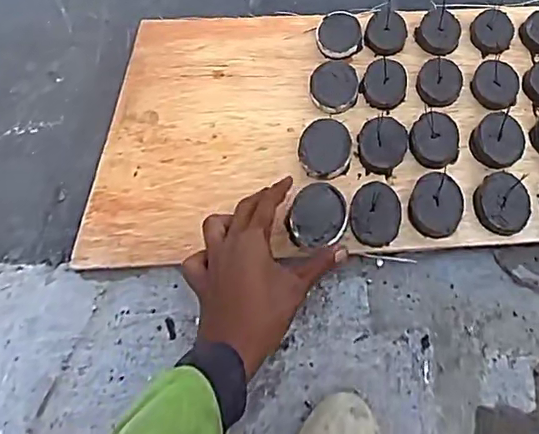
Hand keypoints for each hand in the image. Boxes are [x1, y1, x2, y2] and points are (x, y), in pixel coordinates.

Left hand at [180, 177, 344, 376]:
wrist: (228, 354)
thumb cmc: (263, 317)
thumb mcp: (296, 288)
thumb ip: (318, 265)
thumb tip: (341, 250)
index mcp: (251, 241)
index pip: (264, 205)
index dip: (276, 191)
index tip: (286, 183)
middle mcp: (229, 245)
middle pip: (242, 209)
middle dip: (259, 199)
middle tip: (274, 196)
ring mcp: (212, 263)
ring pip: (213, 226)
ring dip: (229, 219)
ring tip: (244, 221)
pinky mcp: (201, 282)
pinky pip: (196, 258)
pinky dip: (205, 252)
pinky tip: (216, 255)